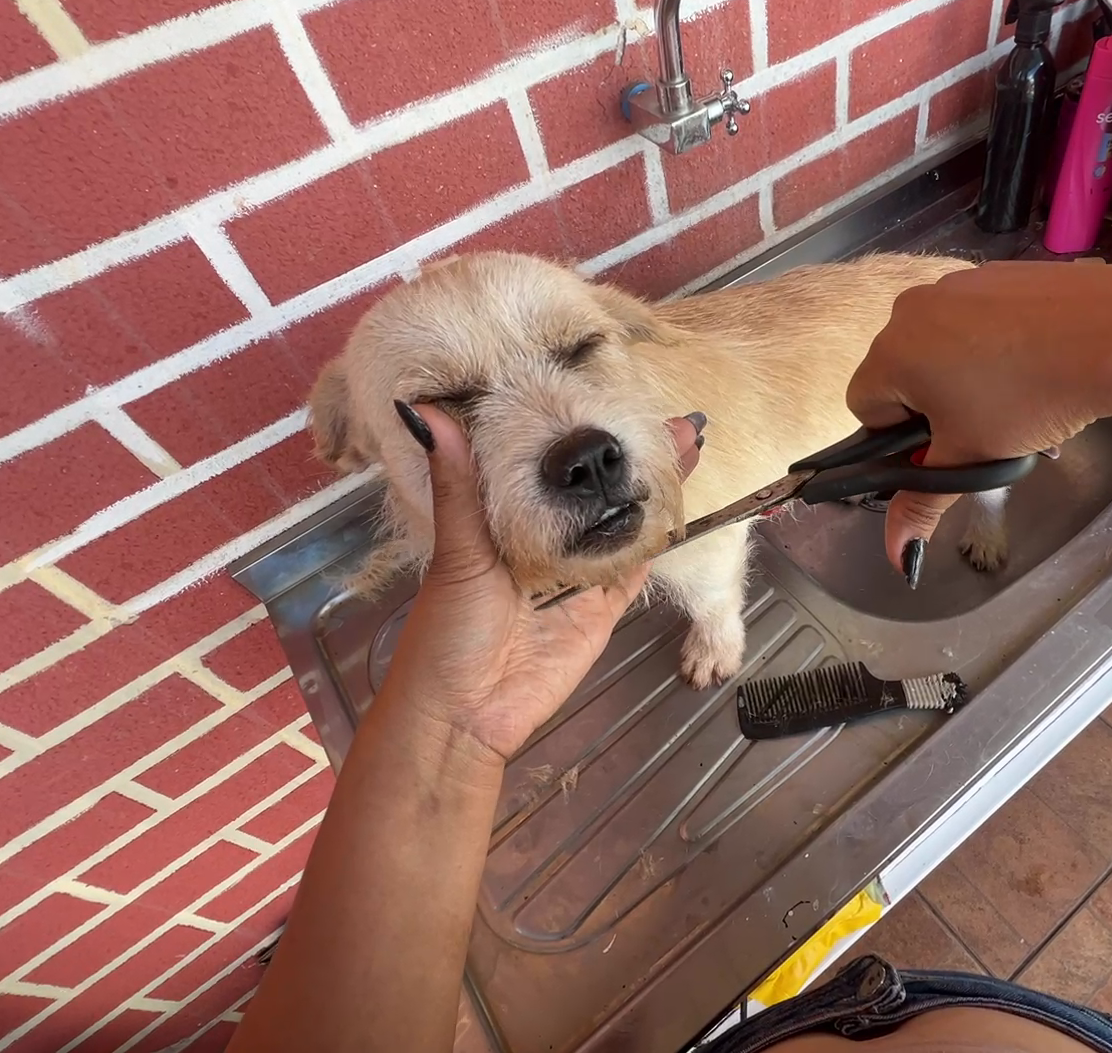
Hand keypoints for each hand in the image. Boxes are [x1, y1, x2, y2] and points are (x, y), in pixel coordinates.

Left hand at [379, 404, 702, 761]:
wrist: (468, 713)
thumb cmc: (450, 628)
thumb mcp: (457, 551)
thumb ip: (458, 484)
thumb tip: (422, 409)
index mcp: (503, 524)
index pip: (548, 469)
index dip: (579, 437)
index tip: (609, 397)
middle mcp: (545, 544)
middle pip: (595, 494)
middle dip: (632, 460)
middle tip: (676, 420)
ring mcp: (577, 577)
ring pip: (621, 524)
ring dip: (652, 491)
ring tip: (689, 449)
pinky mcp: (601, 609)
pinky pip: (632, 572)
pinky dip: (654, 543)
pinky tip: (679, 508)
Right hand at [846, 260, 1111, 569]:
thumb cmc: (1029, 399)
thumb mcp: (970, 458)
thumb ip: (923, 505)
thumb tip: (895, 557)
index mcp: (891, 353)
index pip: (864, 406)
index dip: (897, 436)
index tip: (942, 443)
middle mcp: (909, 309)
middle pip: (898, 373)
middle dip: (928, 404)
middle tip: (979, 424)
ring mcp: (953, 282)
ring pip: (936, 345)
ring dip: (958, 373)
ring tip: (1014, 393)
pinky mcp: (995, 271)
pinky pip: (972, 318)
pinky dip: (990, 342)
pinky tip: (1032, 360)